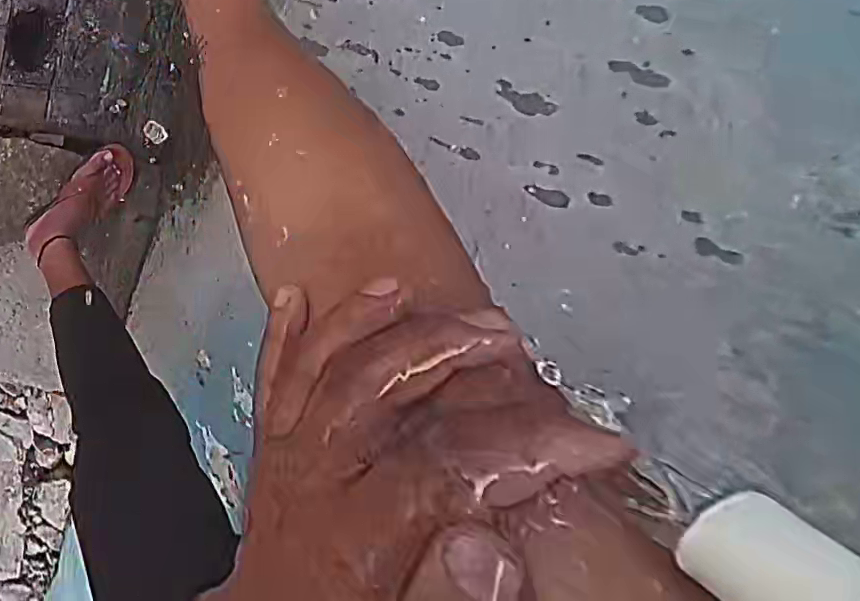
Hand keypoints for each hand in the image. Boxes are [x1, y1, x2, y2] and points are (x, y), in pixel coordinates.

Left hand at [208, 280, 634, 600]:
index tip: (595, 438)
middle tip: (503, 334)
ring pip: (320, 366)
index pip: (448, 466)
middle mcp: (313, 471)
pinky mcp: (264, 441)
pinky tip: (292, 295)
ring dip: (360, 321)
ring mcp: (283, 447)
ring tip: (402, 290)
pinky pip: (269, 375)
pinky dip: (280, 332)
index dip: (526, 446)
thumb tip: (491, 547)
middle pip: (376, 389)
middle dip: (441, 351)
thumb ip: (446, 598)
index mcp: (356, 530)